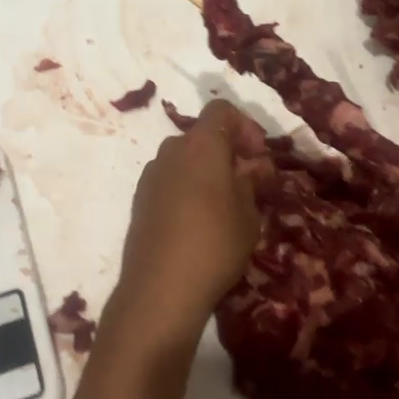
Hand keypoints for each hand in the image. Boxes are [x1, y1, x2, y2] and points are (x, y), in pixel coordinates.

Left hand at [116, 100, 260, 332]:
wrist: (160, 288)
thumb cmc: (214, 244)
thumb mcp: (248, 213)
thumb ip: (252, 181)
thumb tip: (257, 164)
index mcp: (201, 144)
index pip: (221, 110)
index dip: (245, 126)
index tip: (258, 157)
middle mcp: (172, 149)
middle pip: (203, 135)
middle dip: (228, 153)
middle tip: (249, 185)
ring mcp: (152, 173)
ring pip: (186, 159)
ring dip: (207, 172)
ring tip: (226, 207)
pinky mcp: (140, 197)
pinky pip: (171, 180)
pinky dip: (188, 188)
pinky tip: (199, 222)